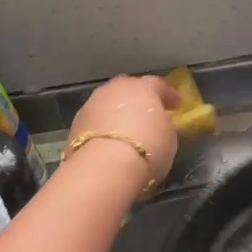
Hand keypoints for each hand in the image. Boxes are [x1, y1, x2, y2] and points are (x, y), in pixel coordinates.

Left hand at [66, 75, 181, 183]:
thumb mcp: (169, 137)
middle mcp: (114, 89)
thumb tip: (158, 124)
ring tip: (124, 131)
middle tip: (146, 114)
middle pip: (128, 89)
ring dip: (116, 113)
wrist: (105, 167)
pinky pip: (95, 122)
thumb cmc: (147, 148)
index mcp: (142, 87)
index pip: (158, 85)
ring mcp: (91, 104)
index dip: (168, 95)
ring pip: (108, 104)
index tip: (176, 105)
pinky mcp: (75, 124)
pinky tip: (108, 143)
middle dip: (137, 99)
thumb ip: (163, 125)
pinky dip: (102, 128)